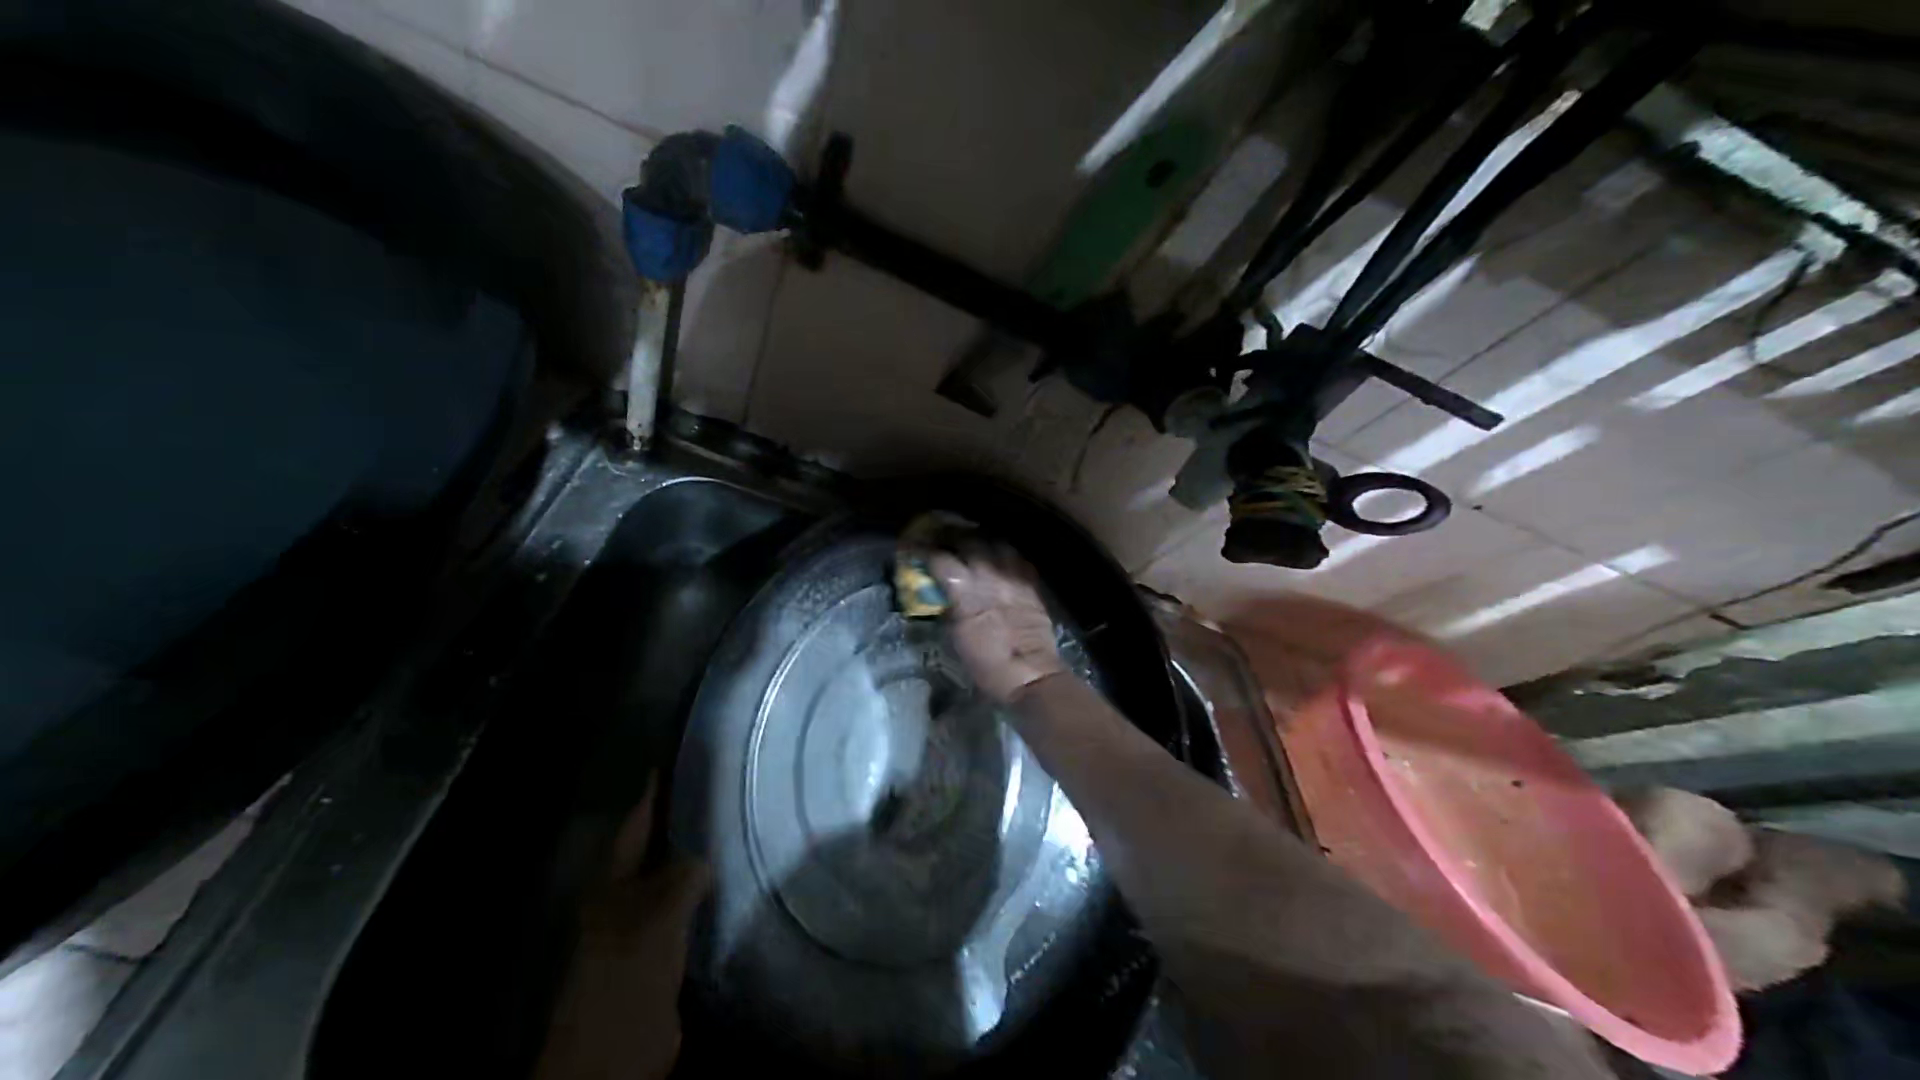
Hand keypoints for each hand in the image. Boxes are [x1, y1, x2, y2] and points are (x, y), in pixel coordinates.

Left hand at [535, 780, 709, 1079]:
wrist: (614, 1052)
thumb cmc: (626, 974)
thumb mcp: (656, 918)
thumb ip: (683, 879)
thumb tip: (704, 859)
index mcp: (611, 885)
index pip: (634, 828)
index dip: (651, 798)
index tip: (667, 764)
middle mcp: (622, 900)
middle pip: (653, 851)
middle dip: (679, 824)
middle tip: (717, 792)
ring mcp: (640, 928)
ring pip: (672, 881)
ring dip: (695, 861)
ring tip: (733, 831)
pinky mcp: (660, 954)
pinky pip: (686, 912)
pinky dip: (705, 895)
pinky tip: (733, 885)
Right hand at [928, 545, 1067, 703]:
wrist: (1029, 673)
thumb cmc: (986, 663)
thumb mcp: (956, 636)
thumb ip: (949, 608)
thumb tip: (943, 595)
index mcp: (964, 590)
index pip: (939, 558)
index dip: (926, 552)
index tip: (918, 550)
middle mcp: (988, 575)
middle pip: (969, 541)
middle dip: (955, 539)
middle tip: (947, 541)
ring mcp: (1012, 577)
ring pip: (996, 544)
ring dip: (983, 542)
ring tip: (976, 546)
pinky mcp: (1031, 584)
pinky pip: (1018, 559)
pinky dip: (1007, 556)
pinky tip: (1002, 561)